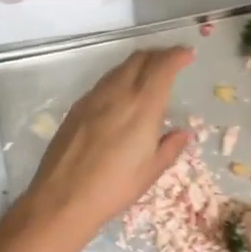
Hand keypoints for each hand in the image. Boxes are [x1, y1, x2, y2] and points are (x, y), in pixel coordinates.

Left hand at [26, 47, 194, 232]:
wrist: (63, 197)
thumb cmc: (114, 187)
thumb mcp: (151, 171)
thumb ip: (170, 147)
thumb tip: (183, 133)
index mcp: (143, 105)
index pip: (162, 66)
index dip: (177, 55)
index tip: (187, 54)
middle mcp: (118, 93)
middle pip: (140, 59)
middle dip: (158, 54)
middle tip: (171, 61)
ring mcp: (93, 98)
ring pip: (119, 68)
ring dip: (138, 64)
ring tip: (149, 74)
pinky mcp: (77, 108)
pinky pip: (103, 82)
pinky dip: (119, 78)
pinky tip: (121, 95)